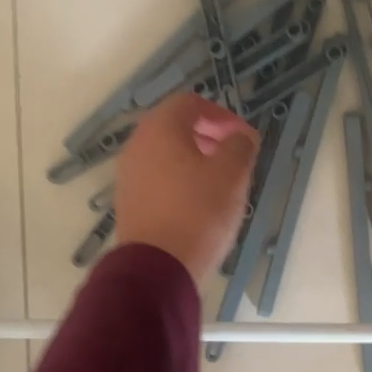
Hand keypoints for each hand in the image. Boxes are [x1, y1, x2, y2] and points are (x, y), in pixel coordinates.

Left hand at [115, 93, 257, 279]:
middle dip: (207, 136)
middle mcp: (137, 145)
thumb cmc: (198, 213)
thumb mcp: (232, 174)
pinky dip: (179, 182)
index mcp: (160, 128)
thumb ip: (240, 146)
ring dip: (194, 161)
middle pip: (174, 128)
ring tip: (219, 183)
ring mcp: (129, 176)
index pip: (190, 103)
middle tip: (233, 156)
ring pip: (165, 155)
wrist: (158, 268)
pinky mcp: (129, 204)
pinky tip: (198, 205)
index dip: (222, 114)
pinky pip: (158, 181)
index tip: (243, 136)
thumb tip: (240, 137)